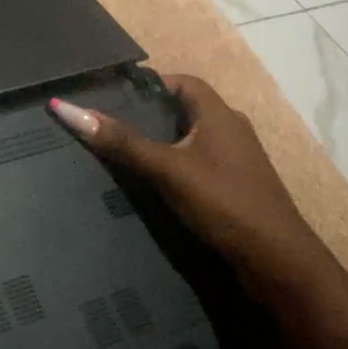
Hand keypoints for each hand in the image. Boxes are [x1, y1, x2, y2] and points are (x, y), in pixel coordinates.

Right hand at [49, 75, 317, 271]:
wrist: (281, 266)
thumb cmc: (225, 203)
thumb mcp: (167, 169)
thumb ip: (120, 141)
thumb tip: (66, 108)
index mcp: (220, 114)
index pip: (182, 82)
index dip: (150, 84)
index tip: (115, 95)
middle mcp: (232, 130)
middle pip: (185, 109)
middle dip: (150, 114)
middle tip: (111, 122)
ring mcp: (238, 161)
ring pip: (192, 139)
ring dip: (163, 142)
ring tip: (125, 152)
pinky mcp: (238, 188)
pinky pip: (200, 164)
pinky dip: (176, 166)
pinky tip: (155, 183)